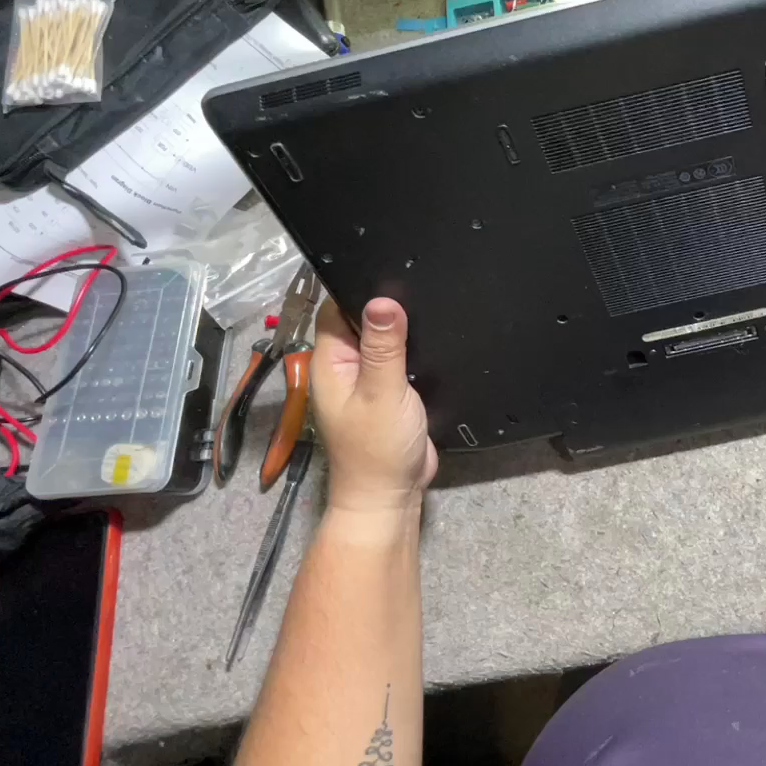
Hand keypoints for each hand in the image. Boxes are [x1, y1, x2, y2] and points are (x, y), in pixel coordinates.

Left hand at [310, 297, 436, 512]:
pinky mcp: (389, 393)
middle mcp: (344, 368)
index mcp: (330, 363)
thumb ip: (383, 347)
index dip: (359, 289)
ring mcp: (366, 381)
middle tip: (421, 282)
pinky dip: (412, 349)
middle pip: (361, 322)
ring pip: (382, 341)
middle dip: (386, 306)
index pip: (335, 311)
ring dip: (401, 328)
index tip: (391, 270)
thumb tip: (382, 301)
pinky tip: (435, 339)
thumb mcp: (382, 392)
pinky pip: (397, 360)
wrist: (389, 495)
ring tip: (432, 304)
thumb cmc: (378, 447)